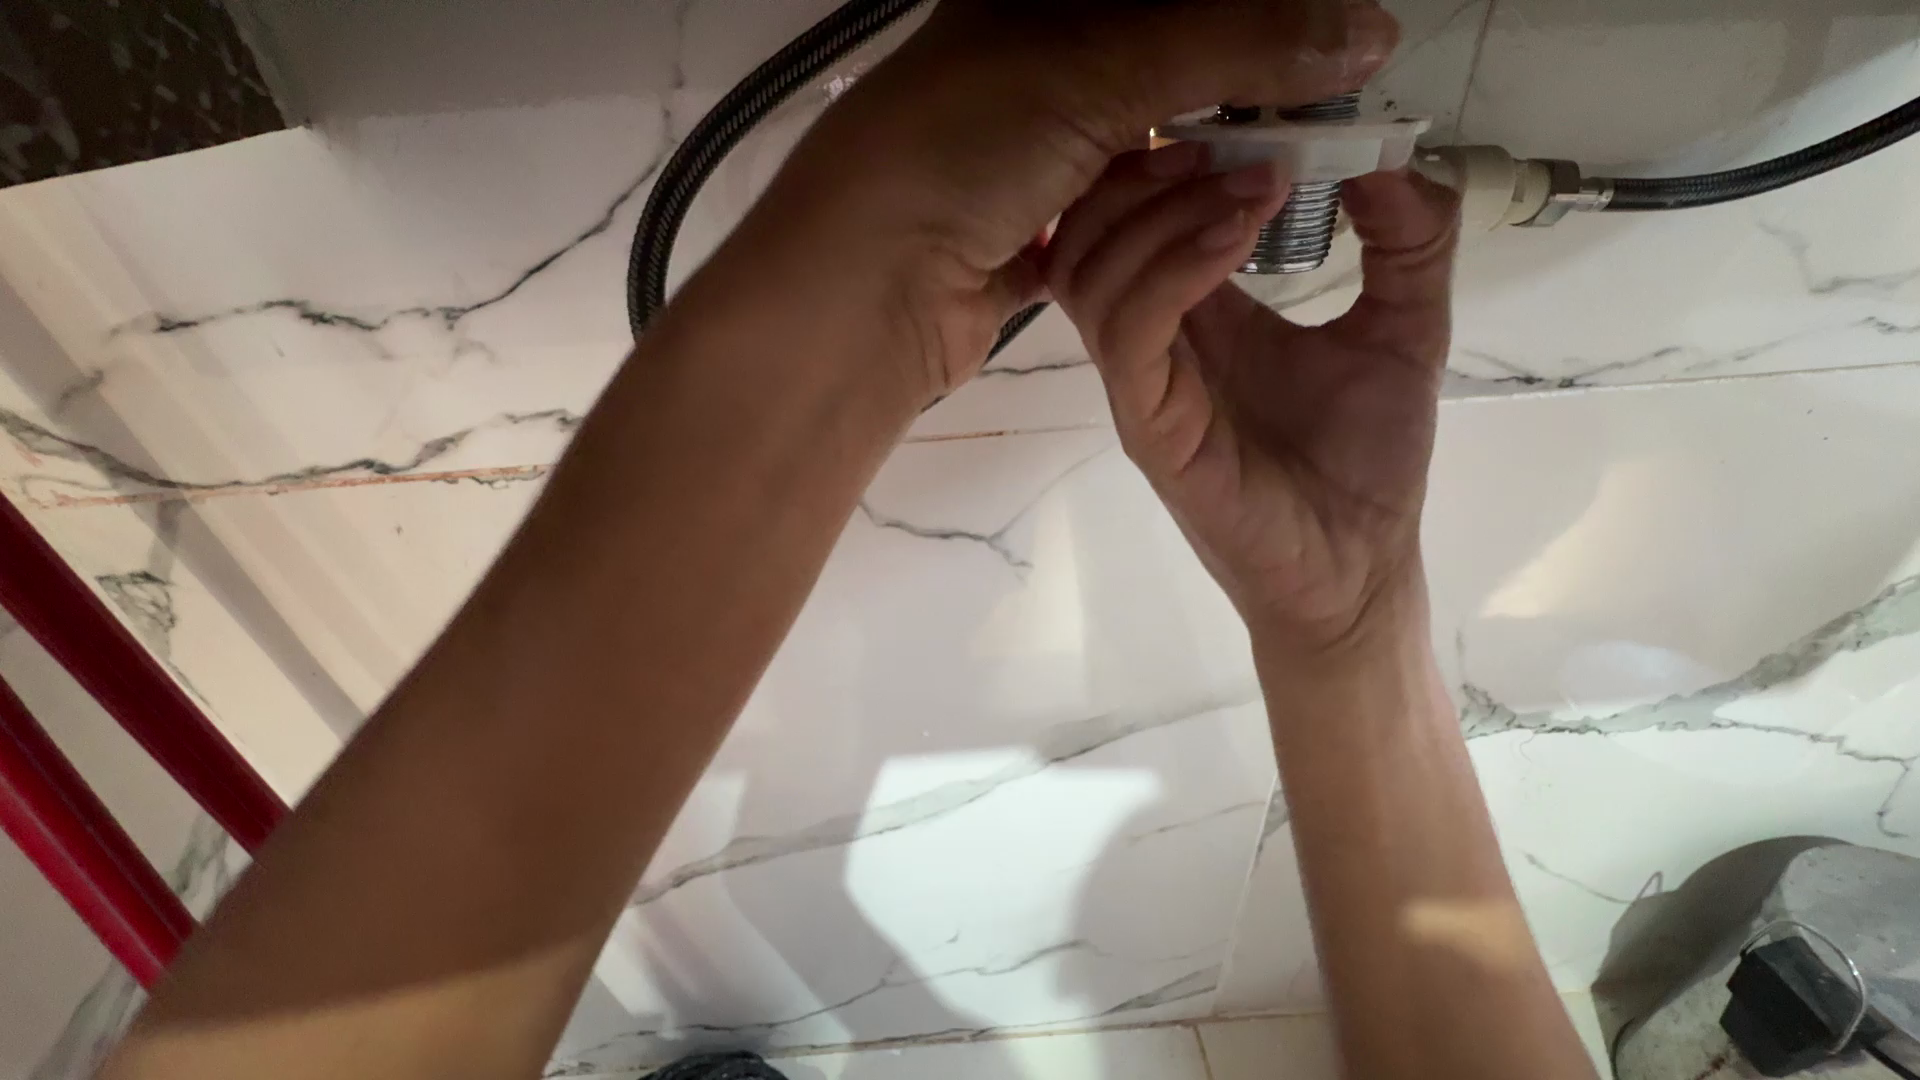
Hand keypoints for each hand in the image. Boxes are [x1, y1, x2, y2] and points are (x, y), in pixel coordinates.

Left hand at [755, 0, 1398, 399]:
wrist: (870, 287)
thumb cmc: (968, 146)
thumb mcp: (1098, 63)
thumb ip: (1236, 40)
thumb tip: (1372, 34)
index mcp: (1032, 5)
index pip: (1165, 6)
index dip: (1248, 23)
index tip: (1321, 53)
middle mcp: (1024, 76)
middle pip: (1157, 72)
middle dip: (1224, 101)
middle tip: (1299, 124)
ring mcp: (1023, 164)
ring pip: (1137, 157)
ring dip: (1185, 174)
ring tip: (1245, 183)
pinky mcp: (1025, 241)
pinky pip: (1107, 226)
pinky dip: (1144, 229)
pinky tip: (1180, 230)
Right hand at [1046, 148, 1460, 655]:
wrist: (1353, 567)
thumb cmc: (1364, 464)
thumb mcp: (1404, 328)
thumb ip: (1406, 242)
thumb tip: (1392, 154)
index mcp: (1195, 319)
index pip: (1132, 224)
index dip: (1162, 162)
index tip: (1239, 116)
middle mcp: (1152, 347)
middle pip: (1087, 240)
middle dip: (1142, 176)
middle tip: (1224, 141)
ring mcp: (1142, 389)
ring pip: (1093, 279)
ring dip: (1161, 214)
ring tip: (1247, 186)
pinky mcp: (1151, 428)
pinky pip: (1129, 336)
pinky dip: (1173, 271)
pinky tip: (1240, 233)